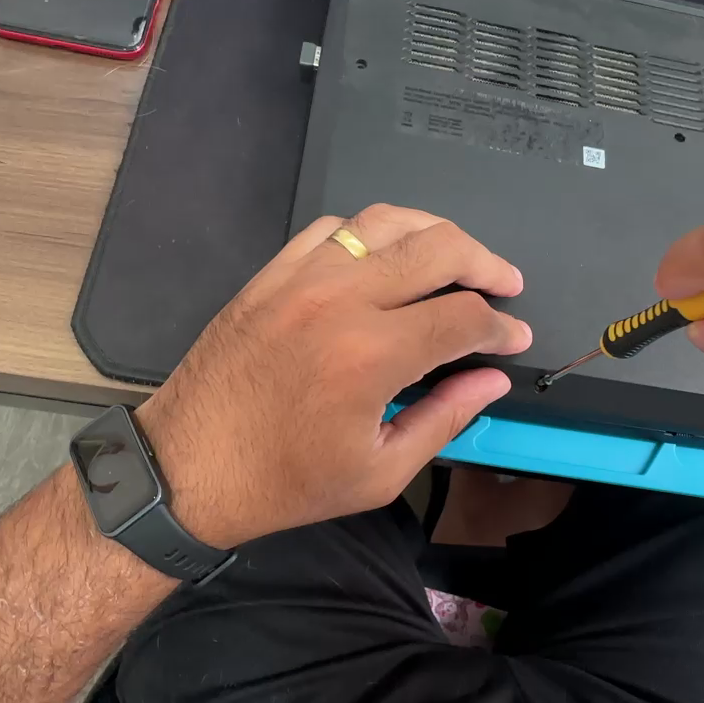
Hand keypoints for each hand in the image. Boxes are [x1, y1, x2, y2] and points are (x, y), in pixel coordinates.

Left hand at [135, 204, 531, 547]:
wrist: (189, 465)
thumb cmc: (286, 481)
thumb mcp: (379, 472)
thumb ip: (445, 417)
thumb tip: (493, 379)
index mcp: (372, 354)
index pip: (463, 317)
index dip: (501, 326)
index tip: (514, 338)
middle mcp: (341, 298)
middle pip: (437, 248)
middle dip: (486, 263)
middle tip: (506, 283)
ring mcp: (301, 277)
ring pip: (387, 221)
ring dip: (434, 232)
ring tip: (458, 254)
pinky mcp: (272, 273)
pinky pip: (333, 227)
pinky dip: (372, 230)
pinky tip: (386, 252)